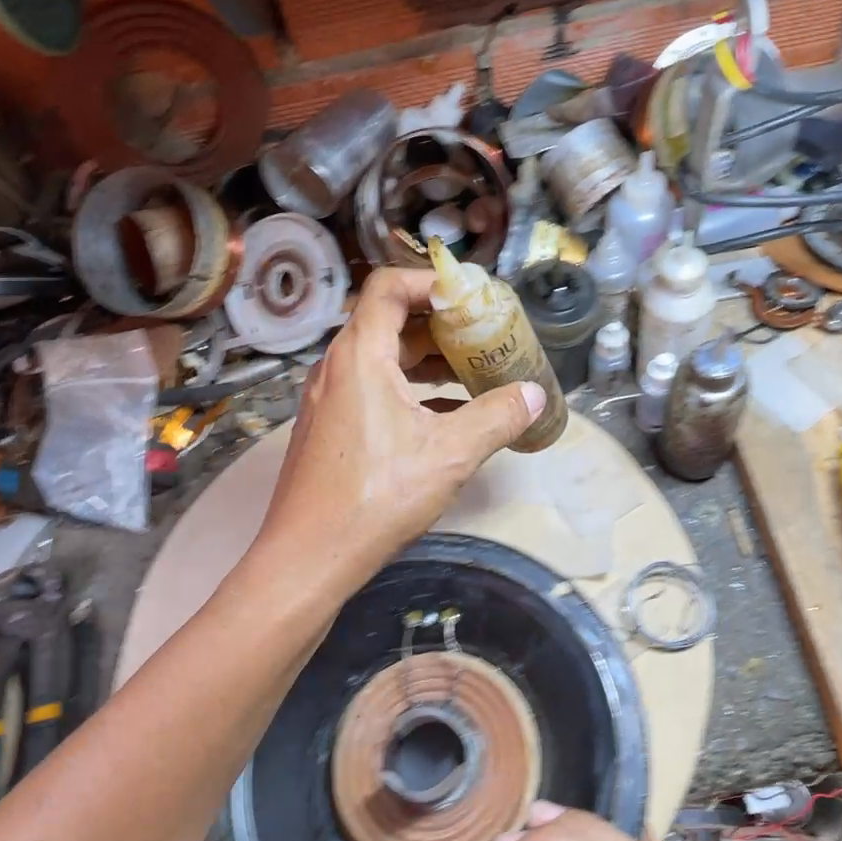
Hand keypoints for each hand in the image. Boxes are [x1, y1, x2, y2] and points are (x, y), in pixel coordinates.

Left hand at [254, 268, 545, 589]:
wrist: (306, 559)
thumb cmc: (376, 497)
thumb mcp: (449, 454)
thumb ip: (497, 418)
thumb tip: (535, 395)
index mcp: (359, 356)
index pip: (389, 287)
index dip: (431, 281)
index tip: (471, 298)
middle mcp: (337, 368)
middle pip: (389, 322)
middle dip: (441, 326)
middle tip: (485, 338)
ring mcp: (329, 400)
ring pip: (382, 361)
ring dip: (428, 362)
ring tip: (475, 375)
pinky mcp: (330, 430)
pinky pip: (373, 391)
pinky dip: (410, 393)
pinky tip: (447, 417)